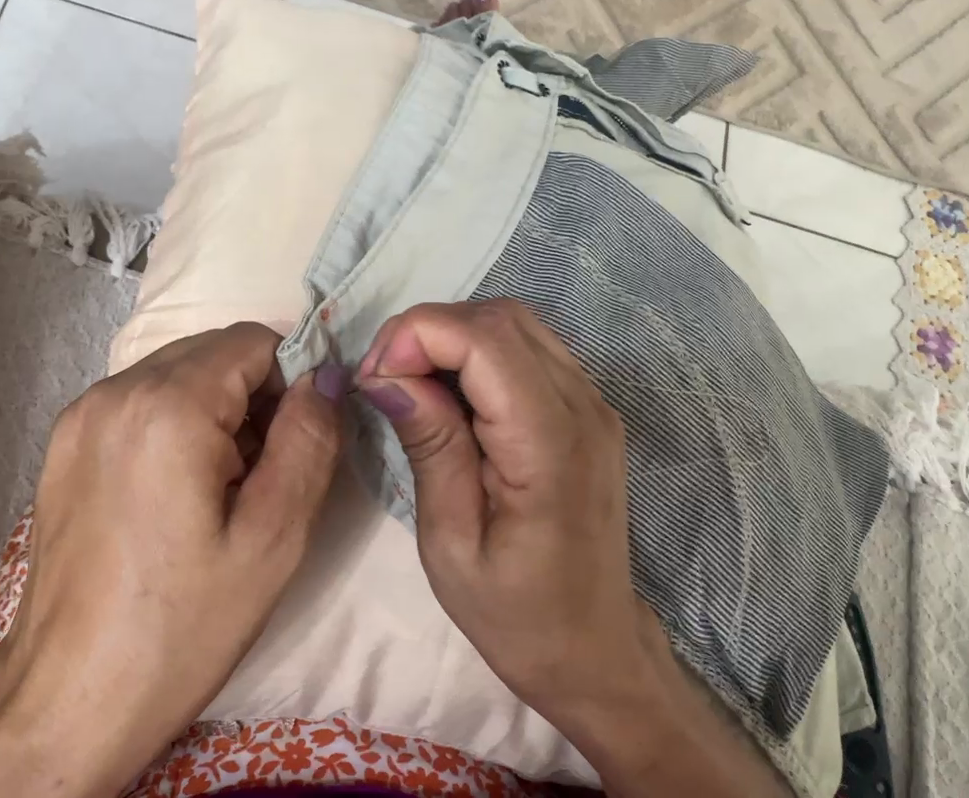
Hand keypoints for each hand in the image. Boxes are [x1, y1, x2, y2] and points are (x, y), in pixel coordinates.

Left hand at [0, 323, 345, 797]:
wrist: (69, 696)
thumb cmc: (182, 625)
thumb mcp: (272, 538)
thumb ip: (309, 440)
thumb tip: (325, 376)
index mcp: (167, 407)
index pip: (252, 340)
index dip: (290, 378)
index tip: (300, 439)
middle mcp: (114, 390)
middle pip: (211, 352)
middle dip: (252, 393)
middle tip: (264, 472)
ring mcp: (81, 414)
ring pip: (174, 372)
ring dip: (213, 408)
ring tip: (221, 487)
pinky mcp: (63, 441)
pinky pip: (138, 400)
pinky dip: (172, 422)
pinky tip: (176, 490)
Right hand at [357, 299, 788, 797]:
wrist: (595, 650)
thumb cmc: (516, 615)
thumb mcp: (450, 542)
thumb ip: (429, 445)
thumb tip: (387, 373)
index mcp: (550, 445)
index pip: (485, 340)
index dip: (419, 334)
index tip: (373, 376)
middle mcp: (584, 407)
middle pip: (501, 318)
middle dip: (429, 330)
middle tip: (385, 379)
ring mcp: (594, 404)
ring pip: (515, 323)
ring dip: (452, 337)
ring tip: (411, 384)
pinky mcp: (588, 410)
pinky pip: (529, 349)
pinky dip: (478, 352)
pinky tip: (451, 393)